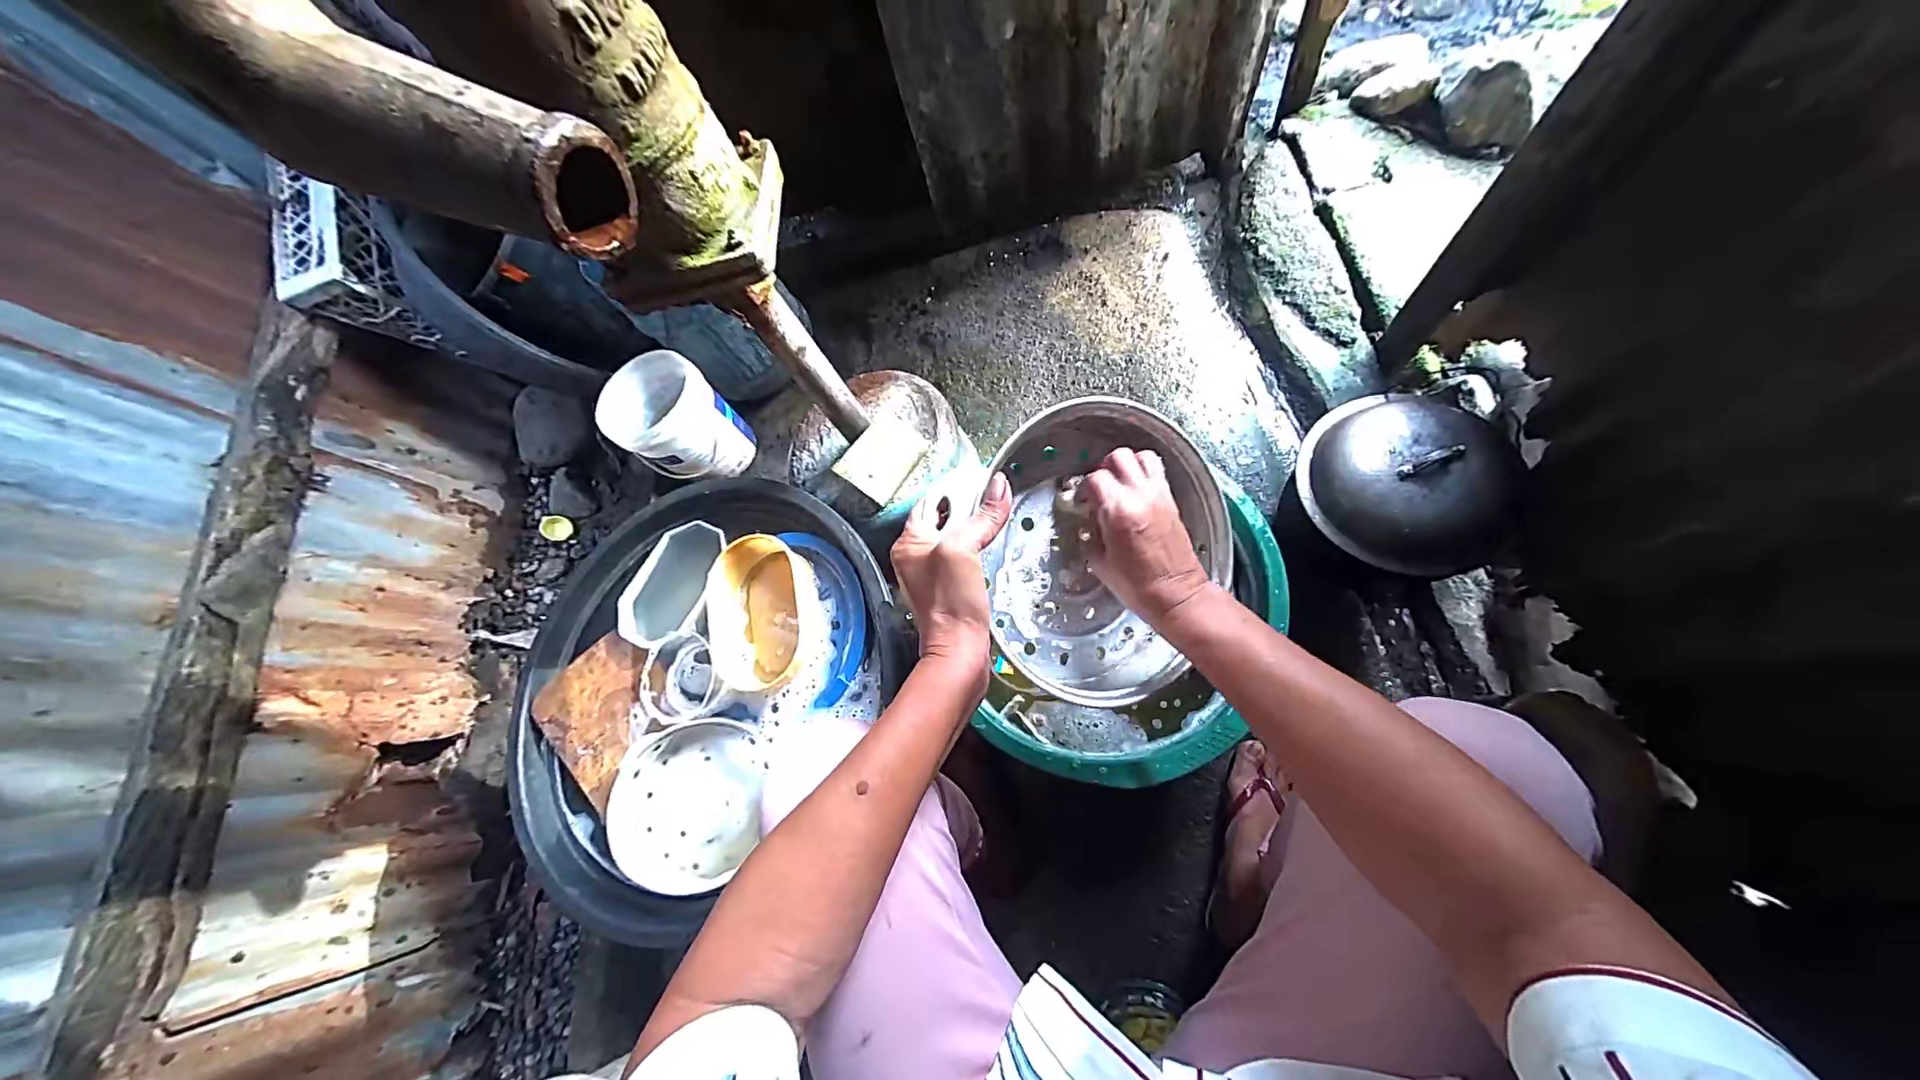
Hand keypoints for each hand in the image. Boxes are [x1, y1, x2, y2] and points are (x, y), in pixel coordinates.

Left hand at [891, 472, 1013, 676]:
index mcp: (909, 543)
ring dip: (974, 528)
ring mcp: (932, 574)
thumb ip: (980, 517)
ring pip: (954, 539)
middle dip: (966, 507)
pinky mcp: (949, 589)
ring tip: (996, 516)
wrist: (959, 651)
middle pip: (943, 519)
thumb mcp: (963, 550)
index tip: (979, 478)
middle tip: (992, 494)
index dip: (954, 488)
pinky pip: (963, 558)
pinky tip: (992, 547)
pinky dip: (977, 548)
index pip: (930, 502)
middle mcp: (915, 557)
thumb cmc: (951, 603)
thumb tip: (998, 486)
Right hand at [1080, 448, 1214, 625]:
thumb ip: (1092, 532)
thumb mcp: (1100, 561)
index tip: (1081, 501)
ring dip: (1127, 466)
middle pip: (1118, 457)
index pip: (1094, 479)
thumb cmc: (1139, 586)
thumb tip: (1089, 519)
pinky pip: (1157, 472)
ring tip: (1119, 484)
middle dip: (1104, 469)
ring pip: (1141, 457)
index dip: (1083, 488)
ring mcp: (1159, 496)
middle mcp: (1141, 497)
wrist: (1175, 595)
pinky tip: (1135, 493)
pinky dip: (1144, 474)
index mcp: (1118, 511)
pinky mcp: (1171, 501)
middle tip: (1098, 488)